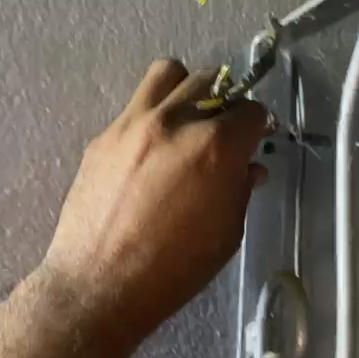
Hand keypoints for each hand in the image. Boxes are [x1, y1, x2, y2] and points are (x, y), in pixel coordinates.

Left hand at [40, 59, 271, 339]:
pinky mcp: (103, 136)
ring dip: (185, 89)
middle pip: (211, 80)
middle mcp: (174, 121)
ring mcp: (132, 124)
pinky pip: (135, 106)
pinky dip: (152, 117)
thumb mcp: (226, 233)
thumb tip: (247, 168)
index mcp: (214, 145)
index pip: (250, 111)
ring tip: (186, 119)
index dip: (258, 125)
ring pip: (167, 74)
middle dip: (225, 101)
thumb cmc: (174, 268)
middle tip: (223, 130)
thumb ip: (240, 189)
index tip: (255, 139)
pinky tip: (150, 151)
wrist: (99, 283)